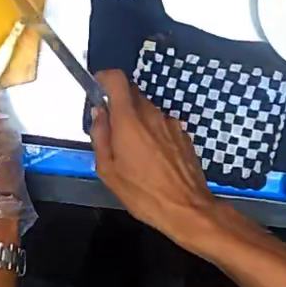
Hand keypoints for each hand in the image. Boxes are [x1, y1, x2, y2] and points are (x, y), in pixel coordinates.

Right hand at [88, 70, 247, 251]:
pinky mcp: (184, 135)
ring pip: (147, 111)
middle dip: (119, 105)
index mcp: (128, 120)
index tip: (98, 88)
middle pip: (132, 94)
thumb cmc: (142, 193)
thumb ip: (100, 136)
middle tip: (111, 130)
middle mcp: (151, 115)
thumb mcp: (107, 169)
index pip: (117, 79)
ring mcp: (171, 123)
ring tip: (133, 151)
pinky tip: (152, 158)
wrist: (187, 209)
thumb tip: (99, 113)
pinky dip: (153, 133)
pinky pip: (161, 125)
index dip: (105, 78)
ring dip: (136, 121)